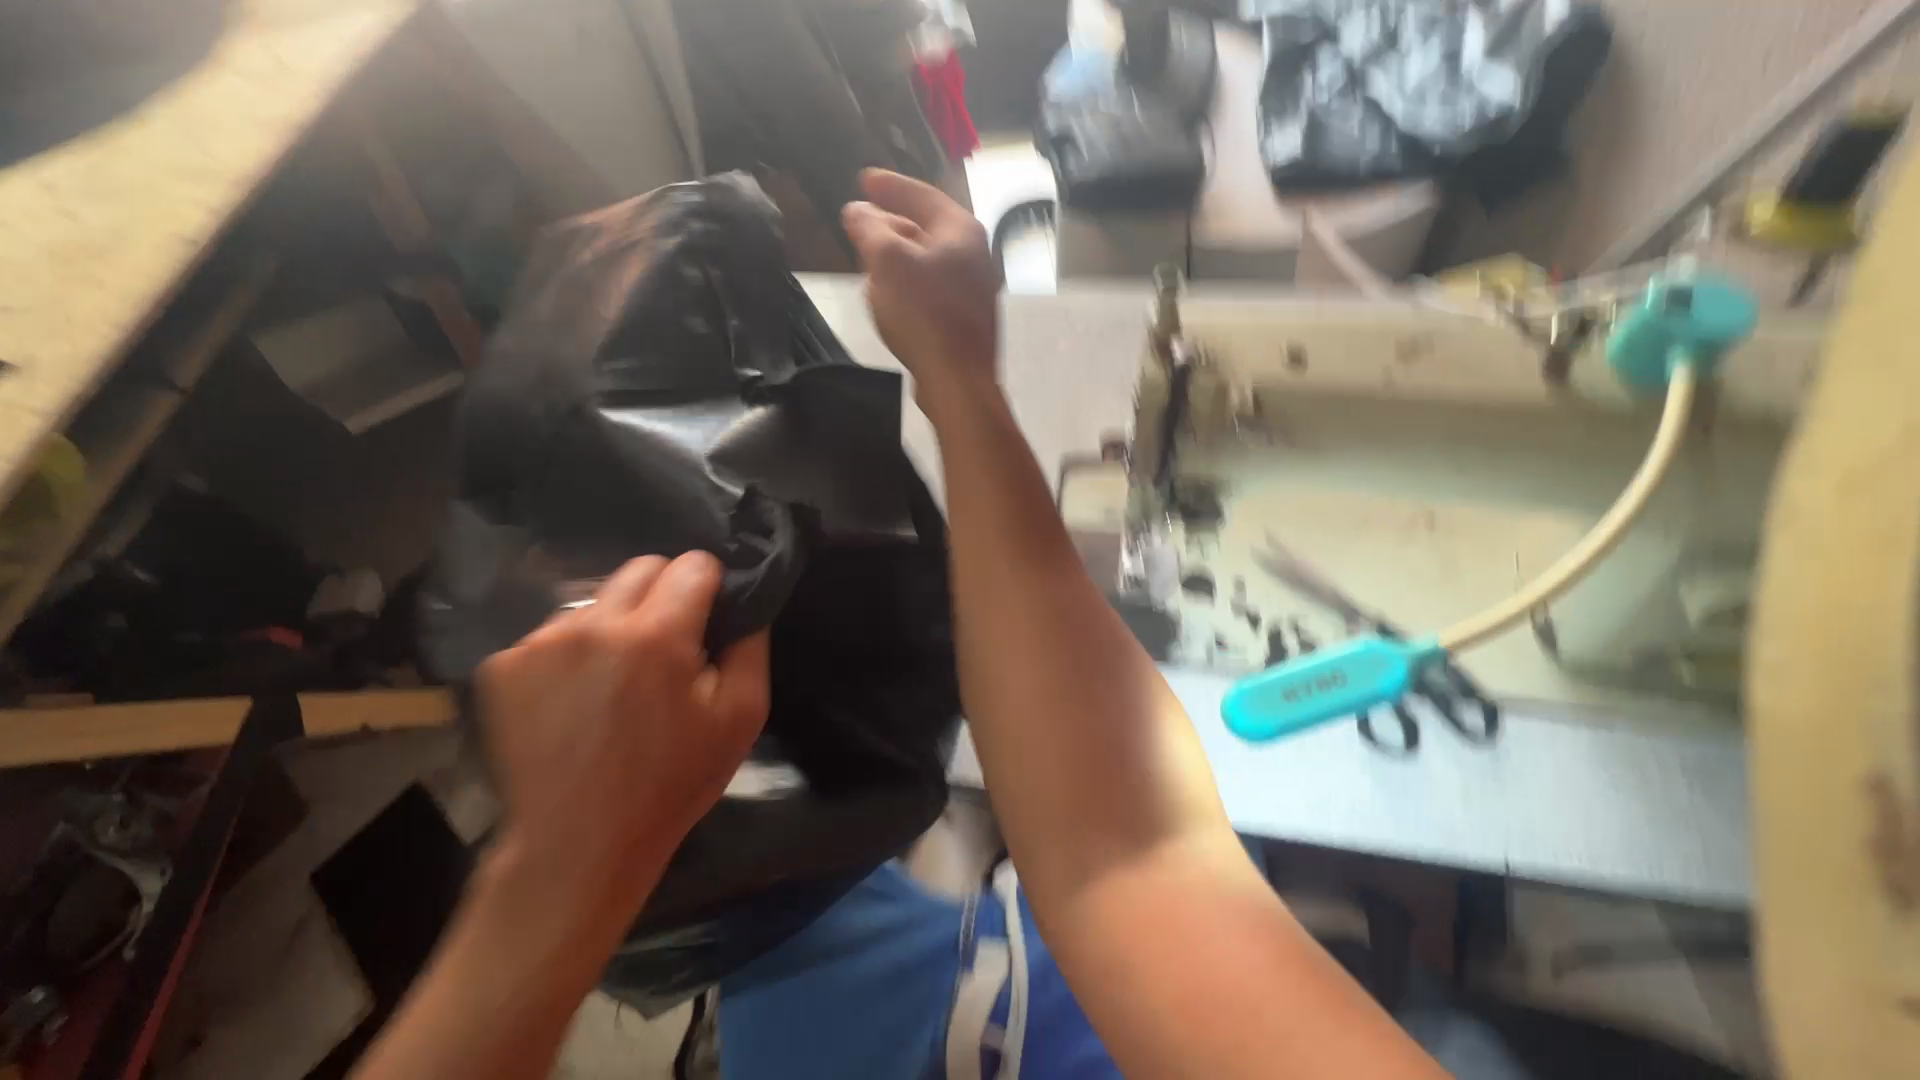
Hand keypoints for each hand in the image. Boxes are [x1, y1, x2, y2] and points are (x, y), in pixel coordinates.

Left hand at [476, 552, 769, 919]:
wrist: (576, 845)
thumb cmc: (670, 784)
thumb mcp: (741, 720)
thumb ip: (750, 647)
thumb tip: (745, 603)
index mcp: (656, 636)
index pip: (692, 564)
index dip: (710, 586)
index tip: (710, 618)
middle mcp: (592, 624)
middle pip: (640, 569)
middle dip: (663, 596)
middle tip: (667, 650)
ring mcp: (539, 643)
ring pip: (595, 602)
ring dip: (614, 626)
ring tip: (616, 682)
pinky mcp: (502, 666)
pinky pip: (553, 635)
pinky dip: (571, 655)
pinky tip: (576, 699)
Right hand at [841, 169, 1001, 403]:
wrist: (958, 381)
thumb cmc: (924, 314)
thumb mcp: (887, 262)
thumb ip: (870, 229)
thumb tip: (857, 211)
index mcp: (961, 231)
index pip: (921, 194)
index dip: (889, 185)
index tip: (863, 179)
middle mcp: (975, 255)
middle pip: (926, 228)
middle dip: (891, 223)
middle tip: (861, 221)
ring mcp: (975, 290)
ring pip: (928, 261)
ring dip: (898, 257)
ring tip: (870, 259)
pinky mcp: (967, 321)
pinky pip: (932, 290)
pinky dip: (908, 285)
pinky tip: (890, 298)